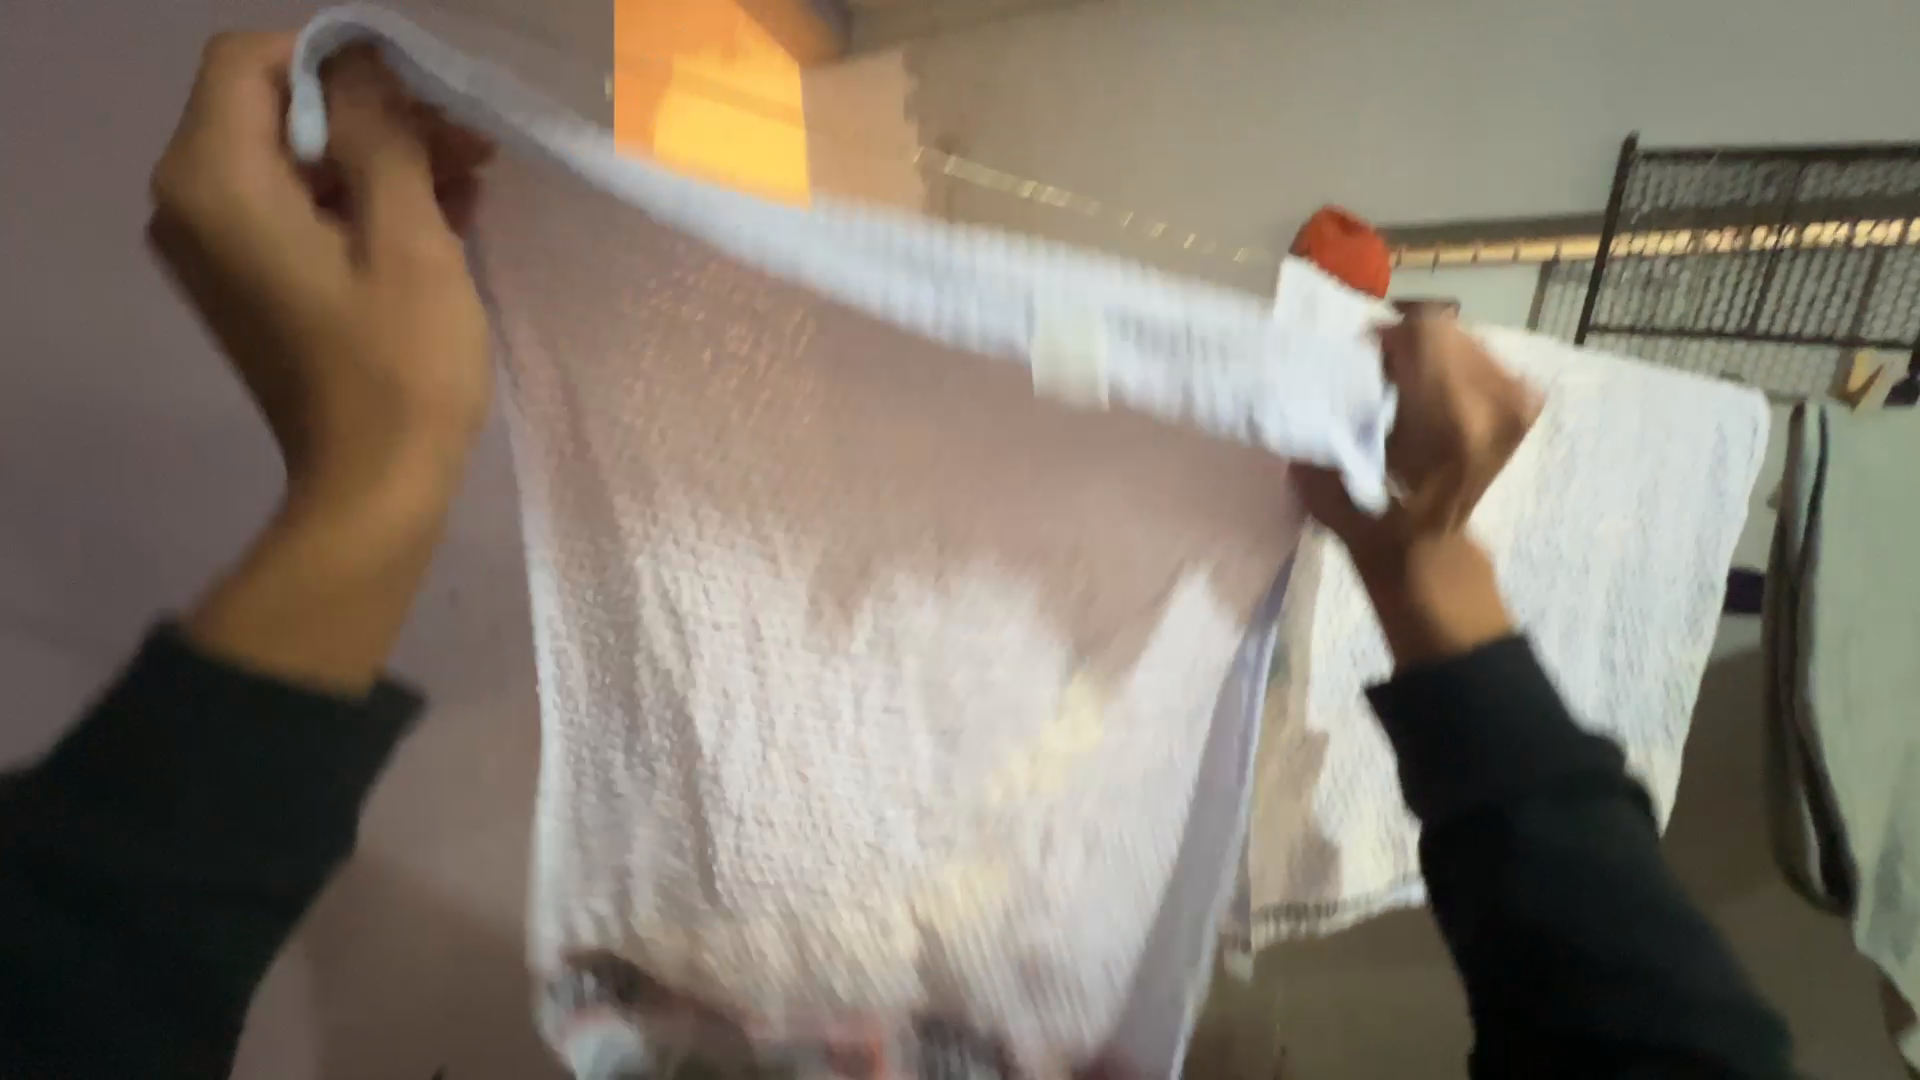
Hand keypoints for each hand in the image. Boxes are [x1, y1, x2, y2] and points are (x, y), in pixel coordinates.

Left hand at [149, 32, 493, 690]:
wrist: (378, 481)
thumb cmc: (404, 368)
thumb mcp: (411, 245)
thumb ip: (384, 142)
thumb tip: (370, 69)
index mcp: (216, 181)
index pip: (254, 63)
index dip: (343, 64)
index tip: (428, 100)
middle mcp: (192, 203)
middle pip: (279, 117)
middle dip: (377, 122)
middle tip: (470, 150)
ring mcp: (218, 250)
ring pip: (298, 170)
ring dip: (382, 168)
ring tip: (468, 189)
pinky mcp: (253, 288)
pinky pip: (301, 218)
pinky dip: (364, 211)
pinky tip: (435, 226)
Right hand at [1294, 305, 1542, 665]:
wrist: (1423, 547)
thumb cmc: (1366, 512)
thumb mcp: (1325, 467)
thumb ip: (1330, 413)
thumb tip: (1333, 370)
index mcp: (1445, 419)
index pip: (1423, 332)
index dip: (1383, 337)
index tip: (1359, 361)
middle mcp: (1493, 404)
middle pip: (1446, 329)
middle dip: (1406, 342)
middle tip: (1378, 371)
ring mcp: (1517, 404)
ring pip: (1466, 338)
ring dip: (1429, 352)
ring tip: (1404, 383)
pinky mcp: (1525, 406)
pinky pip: (1485, 356)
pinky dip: (1454, 363)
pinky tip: (1433, 391)